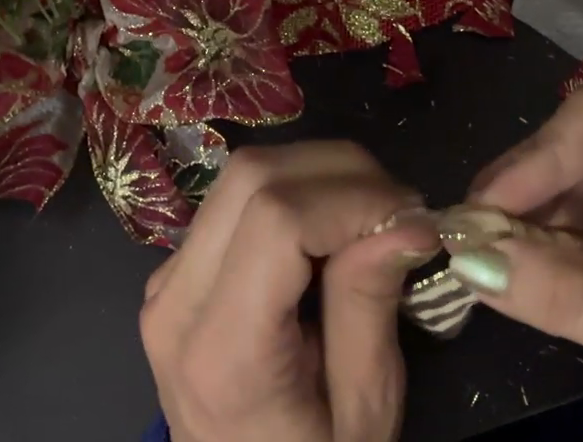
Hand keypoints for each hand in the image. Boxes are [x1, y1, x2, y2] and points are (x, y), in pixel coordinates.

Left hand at [141, 141, 439, 441]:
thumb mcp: (362, 412)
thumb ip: (370, 308)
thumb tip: (409, 220)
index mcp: (221, 350)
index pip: (277, 220)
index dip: (354, 200)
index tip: (414, 221)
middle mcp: (176, 299)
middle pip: (253, 177)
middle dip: (341, 171)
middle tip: (401, 209)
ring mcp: (168, 277)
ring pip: (243, 172)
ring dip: (318, 172)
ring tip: (372, 212)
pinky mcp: (178, 266)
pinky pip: (236, 196)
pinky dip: (296, 187)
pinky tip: (333, 223)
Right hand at [453, 89, 582, 441]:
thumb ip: (567, 294)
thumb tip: (470, 260)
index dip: (536, 157)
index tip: (484, 209)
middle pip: (574, 148)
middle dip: (522, 192)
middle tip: (470, 237)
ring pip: (564, 183)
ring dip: (523, 220)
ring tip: (488, 260)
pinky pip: (570, 222)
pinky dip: (537, 245)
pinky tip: (516, 271)